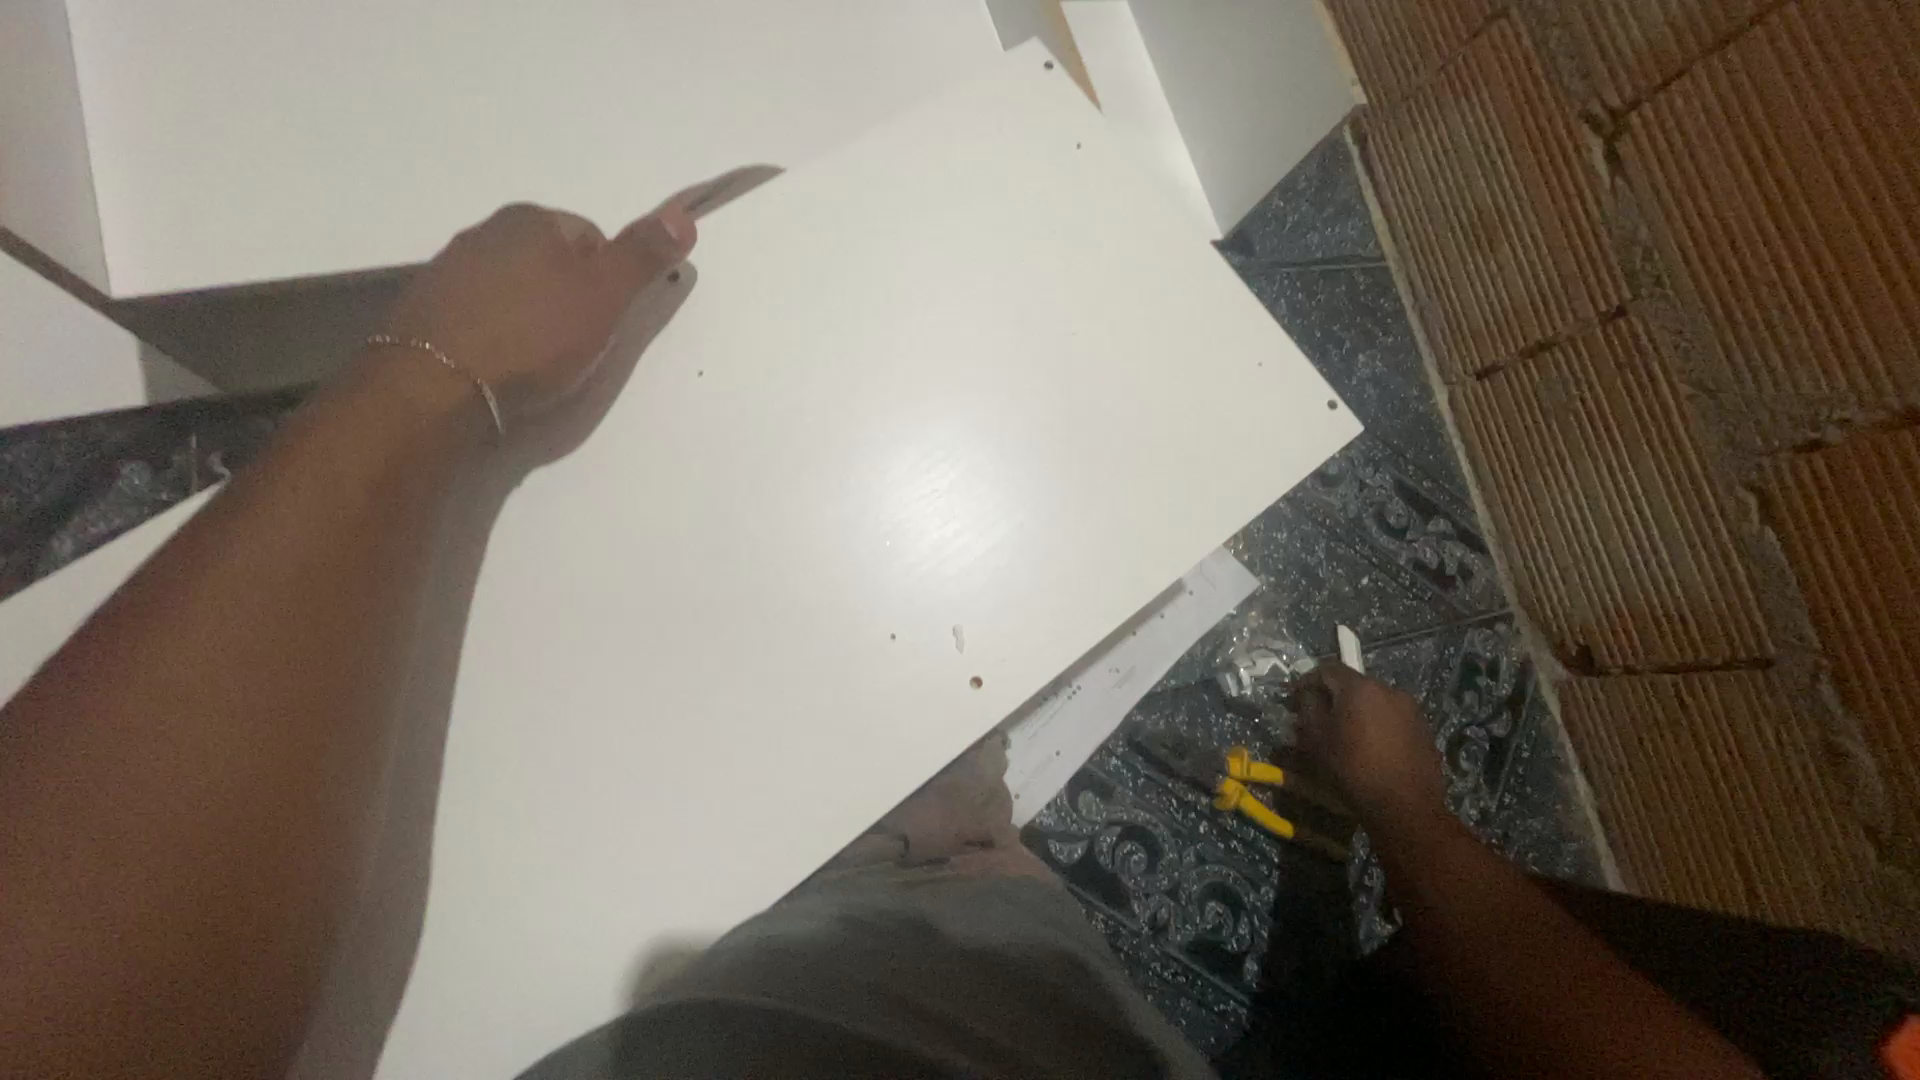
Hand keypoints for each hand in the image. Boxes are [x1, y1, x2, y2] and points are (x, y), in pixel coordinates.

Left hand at [374, 202, 696, 426]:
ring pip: (515, 288)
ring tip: (540, 361)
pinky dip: (498, 335)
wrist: (438, 386)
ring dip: (533, 316)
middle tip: (580, 343)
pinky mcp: (428, 309)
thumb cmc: (535, 337)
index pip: (593, 237)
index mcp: (532, 220)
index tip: (608, 319)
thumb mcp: (606, 296)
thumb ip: (643, 257)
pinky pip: (481, 314)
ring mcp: (450, 269)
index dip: (610, 281)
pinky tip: (504, 366)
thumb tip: (683, 215)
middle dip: (570, 296)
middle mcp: (485, 231)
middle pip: (552, 262)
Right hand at [1292, 661, 1445, 822]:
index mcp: (1360, 688)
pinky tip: (1370, 747)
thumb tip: (1308, 696)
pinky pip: (1392, 717)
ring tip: (1346, 735)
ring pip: (1374, 701)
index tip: (1294, 699)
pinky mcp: (1424, 729)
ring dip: (1356, 711)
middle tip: (1318, 718)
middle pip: (1352, 684)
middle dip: (1332, 697)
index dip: (1306, 681)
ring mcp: (1411, 709)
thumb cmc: (1352, 769)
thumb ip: (1308, 708)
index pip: (1327, 668)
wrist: (1405, 807)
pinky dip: (1377, 724)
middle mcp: (1389, 690)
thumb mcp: (1315, 739)